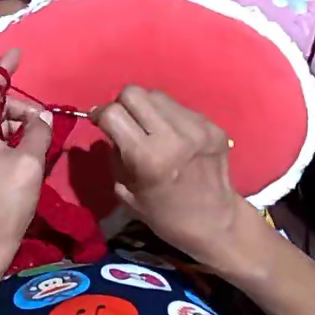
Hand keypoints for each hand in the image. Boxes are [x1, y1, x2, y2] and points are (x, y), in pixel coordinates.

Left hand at [0, 49, 50, 258]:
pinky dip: (14, 141)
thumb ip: (38, 130)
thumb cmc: (7, 200)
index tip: (17, 51)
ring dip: (20, 127)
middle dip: (21, 109)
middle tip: (45, 126)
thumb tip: (42, 117)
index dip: (5, 68)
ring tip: (41, 142)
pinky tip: (31, 152)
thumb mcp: (30, 161)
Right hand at [93, 86, 265, 270]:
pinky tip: (171, 136)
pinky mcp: (213, 126)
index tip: (99, 122)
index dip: (99, 114)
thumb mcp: (125, 191)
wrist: (215, 222)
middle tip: (123, 122)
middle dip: (121, 104)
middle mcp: (172, 135)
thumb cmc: (163, 215)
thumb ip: (114, 154)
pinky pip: (179, 107)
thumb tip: (107, 128)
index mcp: (147, 157)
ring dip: (145, 107)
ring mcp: (197, 127)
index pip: (112, 113)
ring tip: (148, 127)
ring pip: (156, 95)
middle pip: (133, 93)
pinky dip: (167, 116)